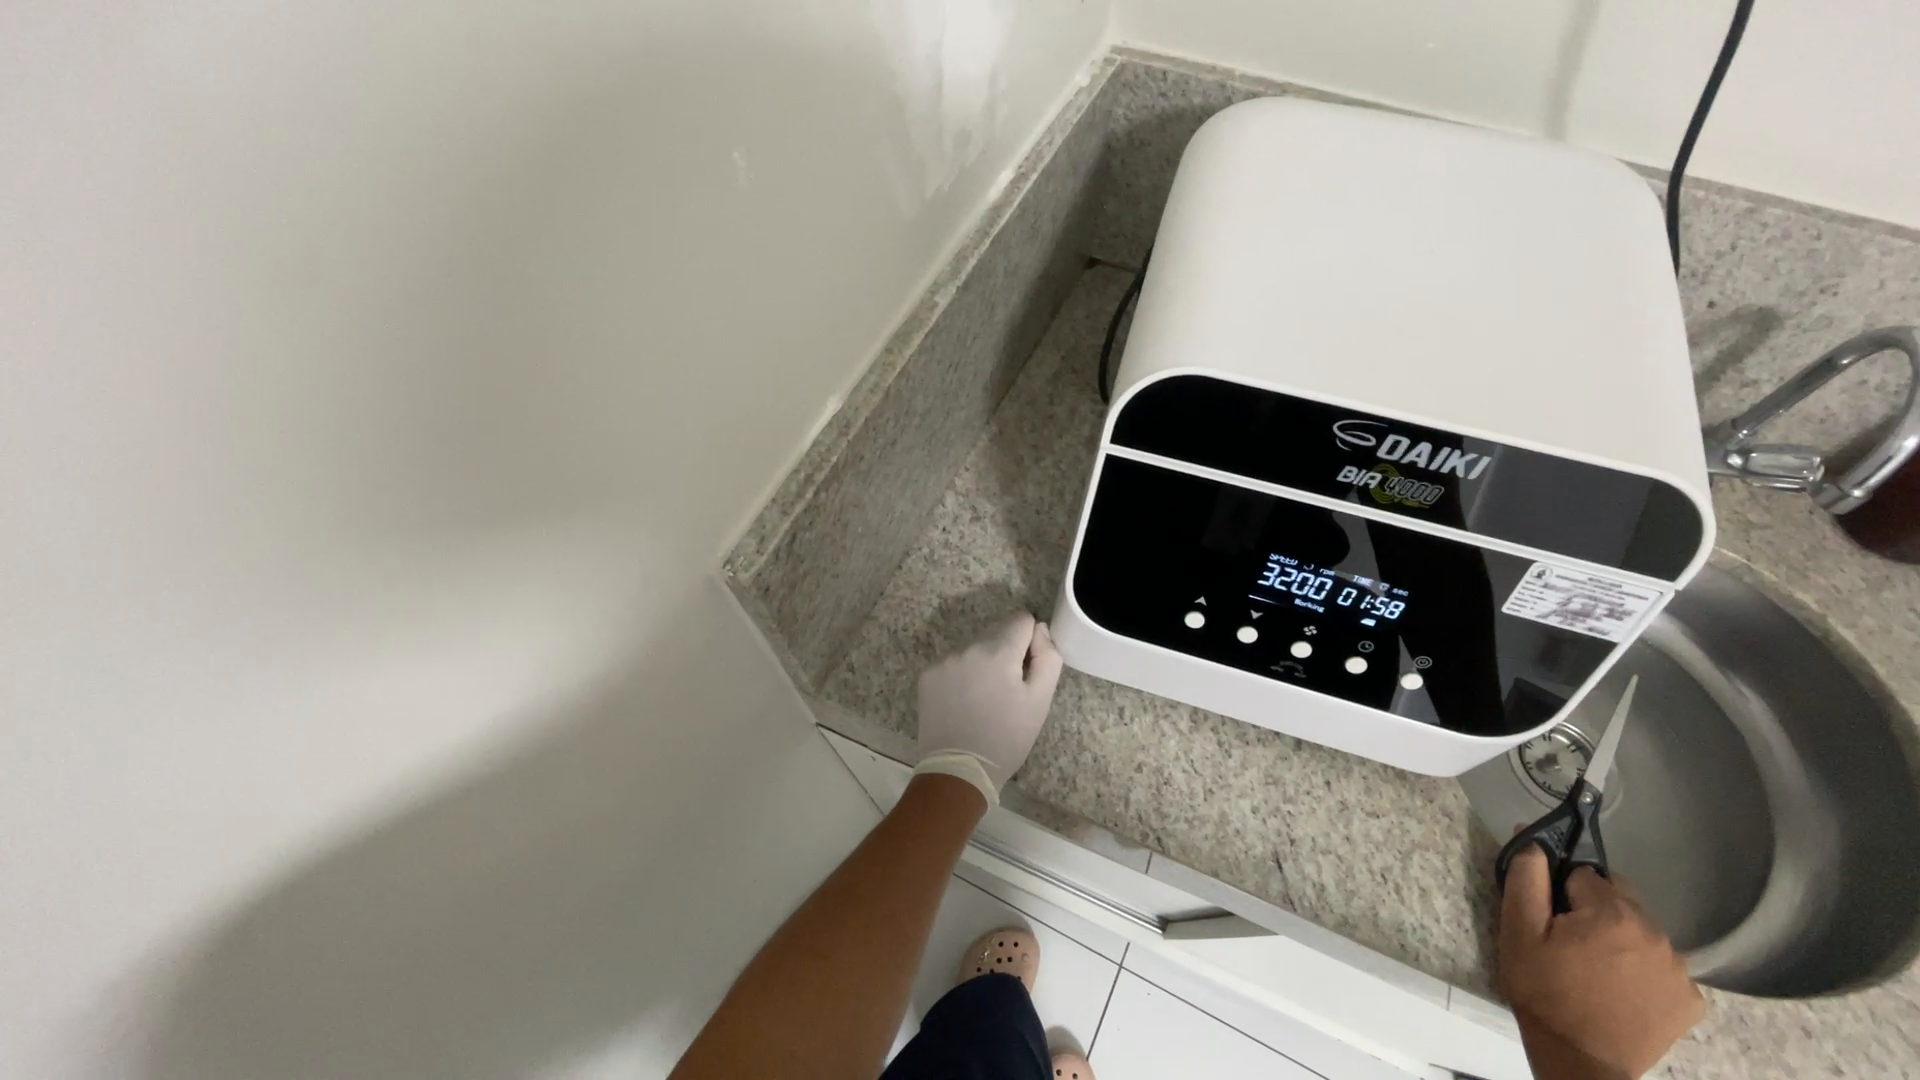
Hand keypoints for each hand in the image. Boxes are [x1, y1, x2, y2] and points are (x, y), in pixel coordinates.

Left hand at [913, 613, 1063, 802]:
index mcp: (998, 652)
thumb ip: (1048, 657)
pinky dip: (962, 676)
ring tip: (984, 701)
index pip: (1021, 619)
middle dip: (1006, 654)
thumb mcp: (1040, 701)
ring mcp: (943, 661)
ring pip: (975, 649)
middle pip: (997, 633)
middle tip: (1006, 692)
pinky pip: (954, 663)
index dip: (1030, 642)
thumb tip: (1039, 629)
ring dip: (983, 664)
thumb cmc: (1006, 739)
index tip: (1027, 670)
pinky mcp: (927, 675)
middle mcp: (967, 648)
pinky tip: (963, 704)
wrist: (958, 770)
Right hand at [1498, 847, 1703, 1078]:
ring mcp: (1680, 969)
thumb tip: (1534, 841)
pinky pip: (1662, 964)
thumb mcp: (1518, 929)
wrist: (1580, 1059)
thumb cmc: (1543, 990)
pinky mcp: (1690, 999)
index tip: (1551, 918)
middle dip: (1595, 910)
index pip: (1585, 874)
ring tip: (1594, 967)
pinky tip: (1620, 987)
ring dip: (1619, 937)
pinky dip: (1642, 967)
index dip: (1562, 892)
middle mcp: (1656, 933)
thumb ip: (1526, 878)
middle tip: (1570, 942)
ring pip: (1642, 930)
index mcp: (1612, 913)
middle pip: (1620, 899)